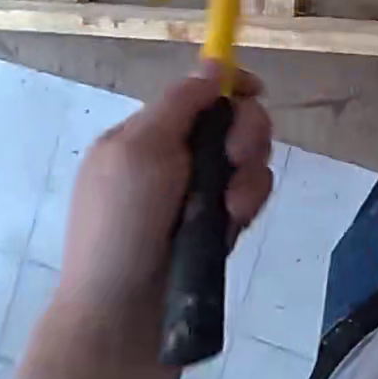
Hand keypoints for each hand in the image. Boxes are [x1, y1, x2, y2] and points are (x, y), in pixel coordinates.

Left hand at [56, 64, 272, 323]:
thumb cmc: (122, 224)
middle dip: (246, 133)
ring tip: (230, 208)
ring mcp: (202, 189)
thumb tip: (214, 63)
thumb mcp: (139, 150)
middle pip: (235, 118)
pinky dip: (250, 202)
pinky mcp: (222, 218)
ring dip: (248, 175)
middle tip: (234, 157)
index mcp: (149, 133)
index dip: (231, 84)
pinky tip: (233, 224)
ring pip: (252, 155)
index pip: (200, 91)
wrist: (125, 315)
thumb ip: (180, 101)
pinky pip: (254, 191)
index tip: (255, 89)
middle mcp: (179, 155)